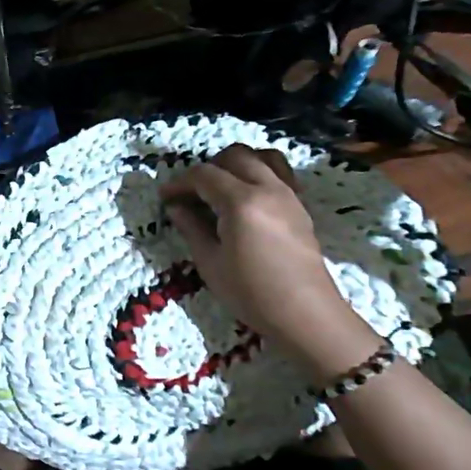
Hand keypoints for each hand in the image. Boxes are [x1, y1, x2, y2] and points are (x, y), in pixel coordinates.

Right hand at [160, 145, 378, 377]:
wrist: (305, 313)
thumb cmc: (251, 293)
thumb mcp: (211, 263)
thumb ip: (192, 228)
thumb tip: (176, 207)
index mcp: (241, 202)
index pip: (204, 175)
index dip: (180, 182)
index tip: (165, 196)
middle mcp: (267, 188)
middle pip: (234, 156)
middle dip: (208, 168)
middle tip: (192, 193)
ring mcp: (288, 194)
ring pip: (261, 157)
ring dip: (236, 164)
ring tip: (221, 188)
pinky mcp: (300, 205)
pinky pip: (279, 172)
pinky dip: (259, 172)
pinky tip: (247, 197)